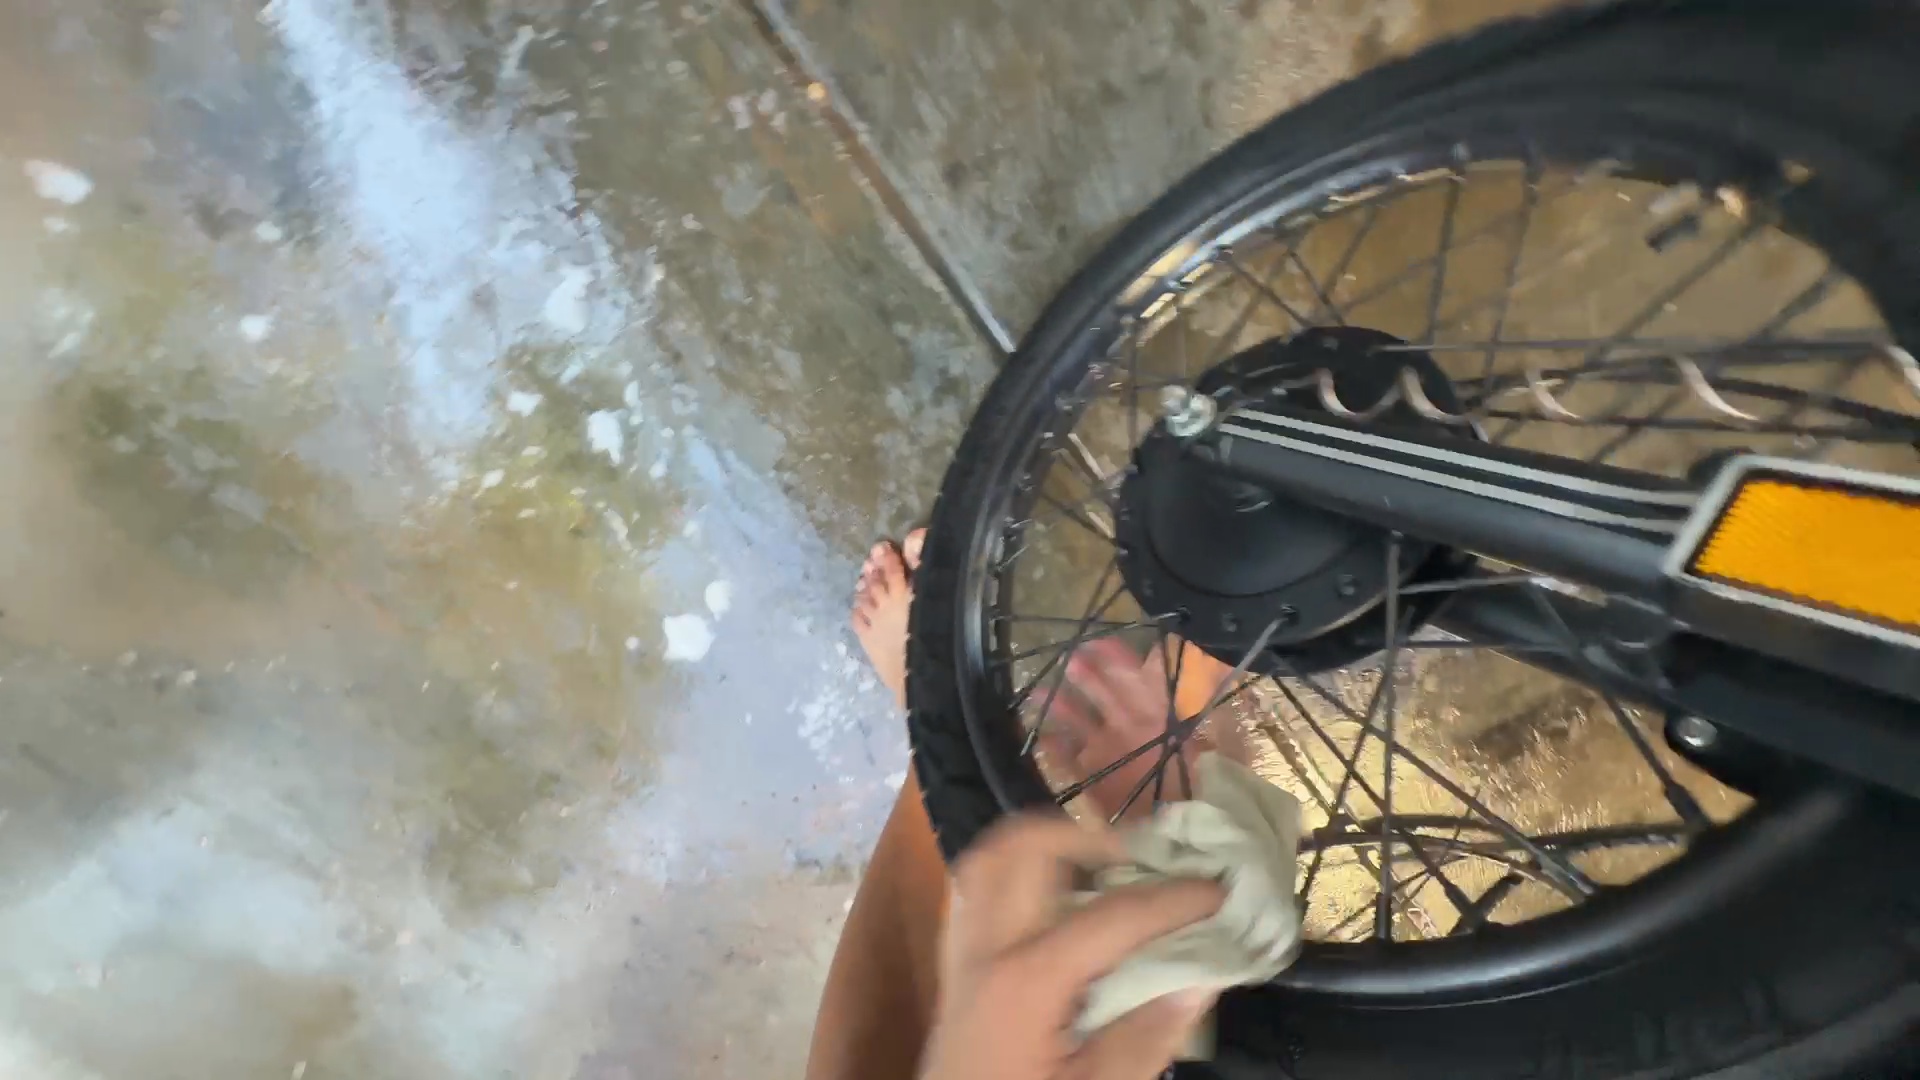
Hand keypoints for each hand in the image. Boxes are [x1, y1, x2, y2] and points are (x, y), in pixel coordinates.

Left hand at [919, 814, 1222, 1079]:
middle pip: (1027, 848)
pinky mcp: (953, 963)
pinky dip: (1007, 870)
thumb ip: (1145, 1037)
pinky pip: (971, 889)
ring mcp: (962, 948)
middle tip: (1137, 857)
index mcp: (1028, 979)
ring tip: (1089, 858)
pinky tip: (1040, 891)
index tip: (1217, 888)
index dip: (1172, 900)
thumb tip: (1200, 977)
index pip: (1112, 917)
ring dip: (1039, 841)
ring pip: (989, 854)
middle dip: (1086, 835)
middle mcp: (988, 944)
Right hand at [1038, 639, 1243, 821]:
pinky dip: (1053, 748)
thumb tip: (1219, 673)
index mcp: (1160, 717)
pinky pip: (1067, 759)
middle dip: (1088, 675)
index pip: (1138, 679)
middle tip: (1072, 659)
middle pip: (1103, 694)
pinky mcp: (1093, 781)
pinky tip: (1042, 737)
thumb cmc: (1211, 792)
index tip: (1100, 643)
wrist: (1196, 842)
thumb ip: (1222, 716)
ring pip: (1079, 720)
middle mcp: (1130, 728)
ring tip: (1040, 693)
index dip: (1119, 660)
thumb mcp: (1227, 750)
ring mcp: (1109, 754)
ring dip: (1061, 705)